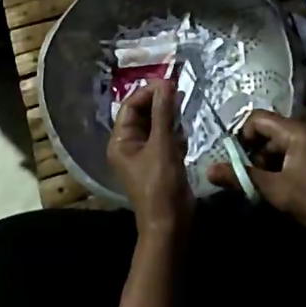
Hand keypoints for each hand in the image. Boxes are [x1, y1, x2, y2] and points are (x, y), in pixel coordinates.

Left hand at [107, 80, 192, 239]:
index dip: (148, 92)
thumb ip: (163, 113)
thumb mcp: (162, 145)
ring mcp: (145, 154)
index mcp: (120, 141)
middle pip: (143, 114)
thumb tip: (166, 84)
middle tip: (180, 93)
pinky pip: (166, 139)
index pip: (130, 106)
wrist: (171, 223)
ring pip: (156, 125)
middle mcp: (129, 145)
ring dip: (169, 117)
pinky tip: (184, 134)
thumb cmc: (160, 184)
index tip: (170, 83)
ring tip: (184, 111)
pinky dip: (175, 133)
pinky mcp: (161, 162)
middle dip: (160, 103)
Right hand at [206, 111, 305, 236]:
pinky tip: (281, 189)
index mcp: (295, 131)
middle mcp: (305, 130)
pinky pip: (292, 154)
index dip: (241, 136)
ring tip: (264, 188)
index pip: (256, 118)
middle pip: (267, 132)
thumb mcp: (276, 191)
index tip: (236, 160)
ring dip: (267, 164)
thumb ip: (242, 178)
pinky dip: (281, 168)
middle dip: (253, 154)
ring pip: (279, 146)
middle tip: (248, 179)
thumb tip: (208, 170)